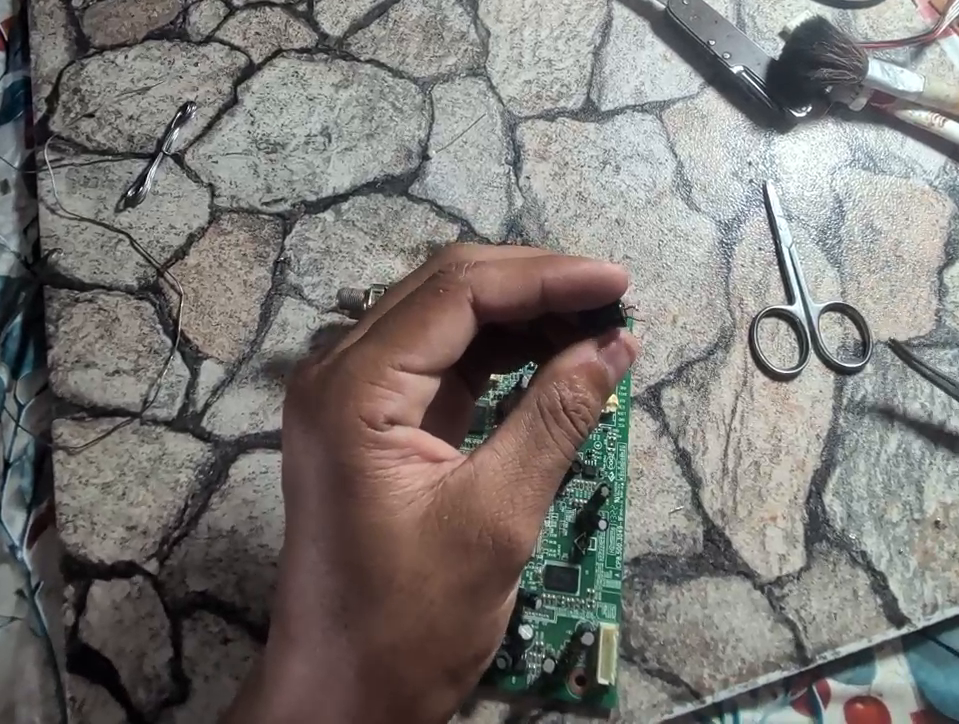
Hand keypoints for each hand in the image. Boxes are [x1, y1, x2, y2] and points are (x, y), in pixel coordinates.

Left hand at [226, 245, 638, 723]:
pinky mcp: (376, 410)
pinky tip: (552, 351)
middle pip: (448, 287)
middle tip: (610, 298)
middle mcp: (343, 368)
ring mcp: (355, 387)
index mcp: (355, 386)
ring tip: (593, 323)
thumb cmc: (410, 622)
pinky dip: (501, 347)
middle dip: (534, 284)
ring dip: (522, 311)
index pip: (458, 291)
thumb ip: (556, 417)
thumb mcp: (497, 519)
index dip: (544, 276)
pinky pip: (444, 354)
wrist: (342, 695)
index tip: (616, 281)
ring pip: (447, 313)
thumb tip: (616, 342)